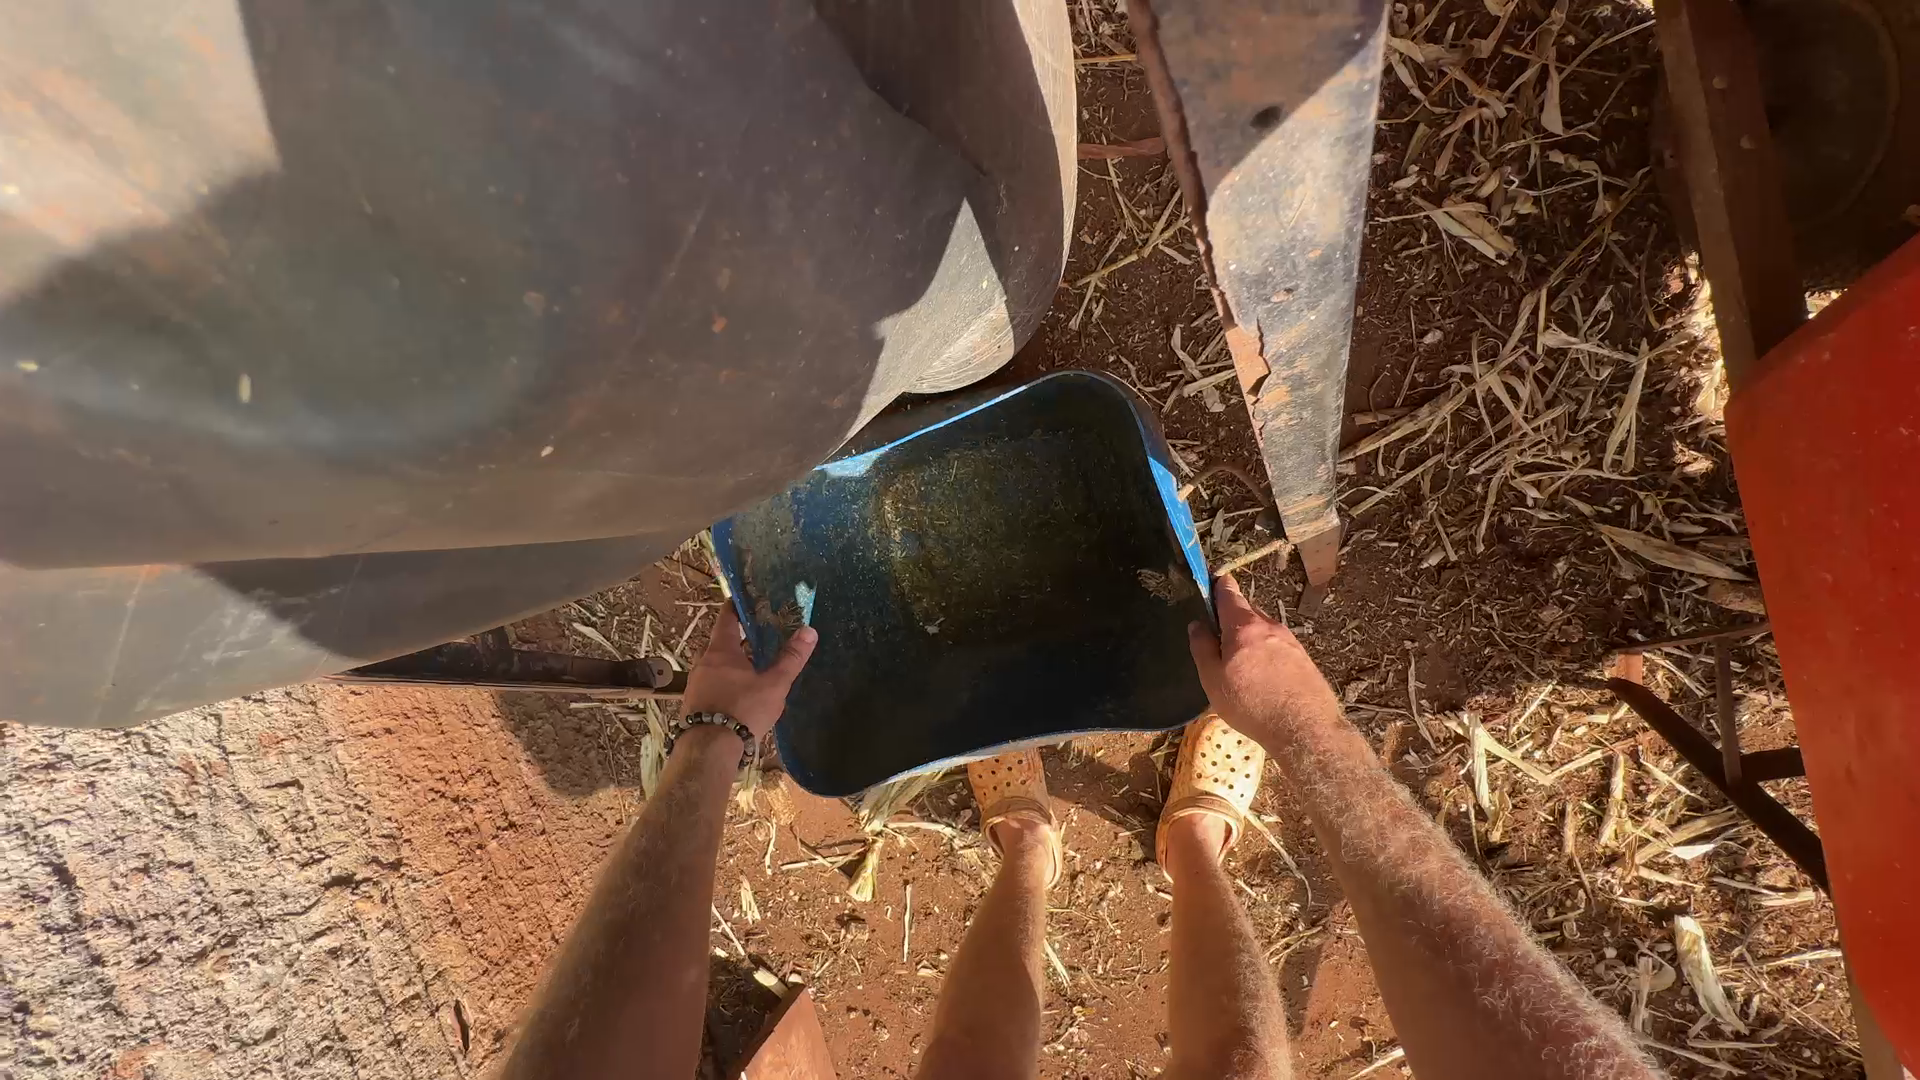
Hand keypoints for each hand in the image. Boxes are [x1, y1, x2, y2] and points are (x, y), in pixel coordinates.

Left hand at [680, 607, 817, 738]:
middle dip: (739, 639)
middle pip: (721, 643)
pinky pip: (712, 684)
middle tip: (758, 635)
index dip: (735, 607)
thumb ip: (791, 658)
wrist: (709, 750)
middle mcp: (704, 664)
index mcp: (721, 652)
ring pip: (716, 666)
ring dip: (733, 663)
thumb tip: (809, 630)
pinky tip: (740, 693)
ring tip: (753, 666)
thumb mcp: (774, 684)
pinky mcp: (694, 705)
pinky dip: (726, 682)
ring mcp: (696, 685)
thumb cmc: (743, 710)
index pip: (726, 619)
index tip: (744, 598)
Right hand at [1187, 574, 1343, 748]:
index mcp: (1243, 626)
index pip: (1229, 592)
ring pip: (1263, 629)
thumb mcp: (1213, 679)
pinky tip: (1260, 674)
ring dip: (1249, 636)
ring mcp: (1290, 641)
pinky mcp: (1303, 658)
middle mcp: (1269, 626)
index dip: (1218, 585)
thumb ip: (1202, 648)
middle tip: (1217, 634)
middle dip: (1231, 616)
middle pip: (1246, 610)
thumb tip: (1197, 625)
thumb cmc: (1251, 704)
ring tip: (1238, 661)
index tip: (1210, 583)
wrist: (1305, 730)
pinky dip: (1265, 651)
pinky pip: (1277, 645)